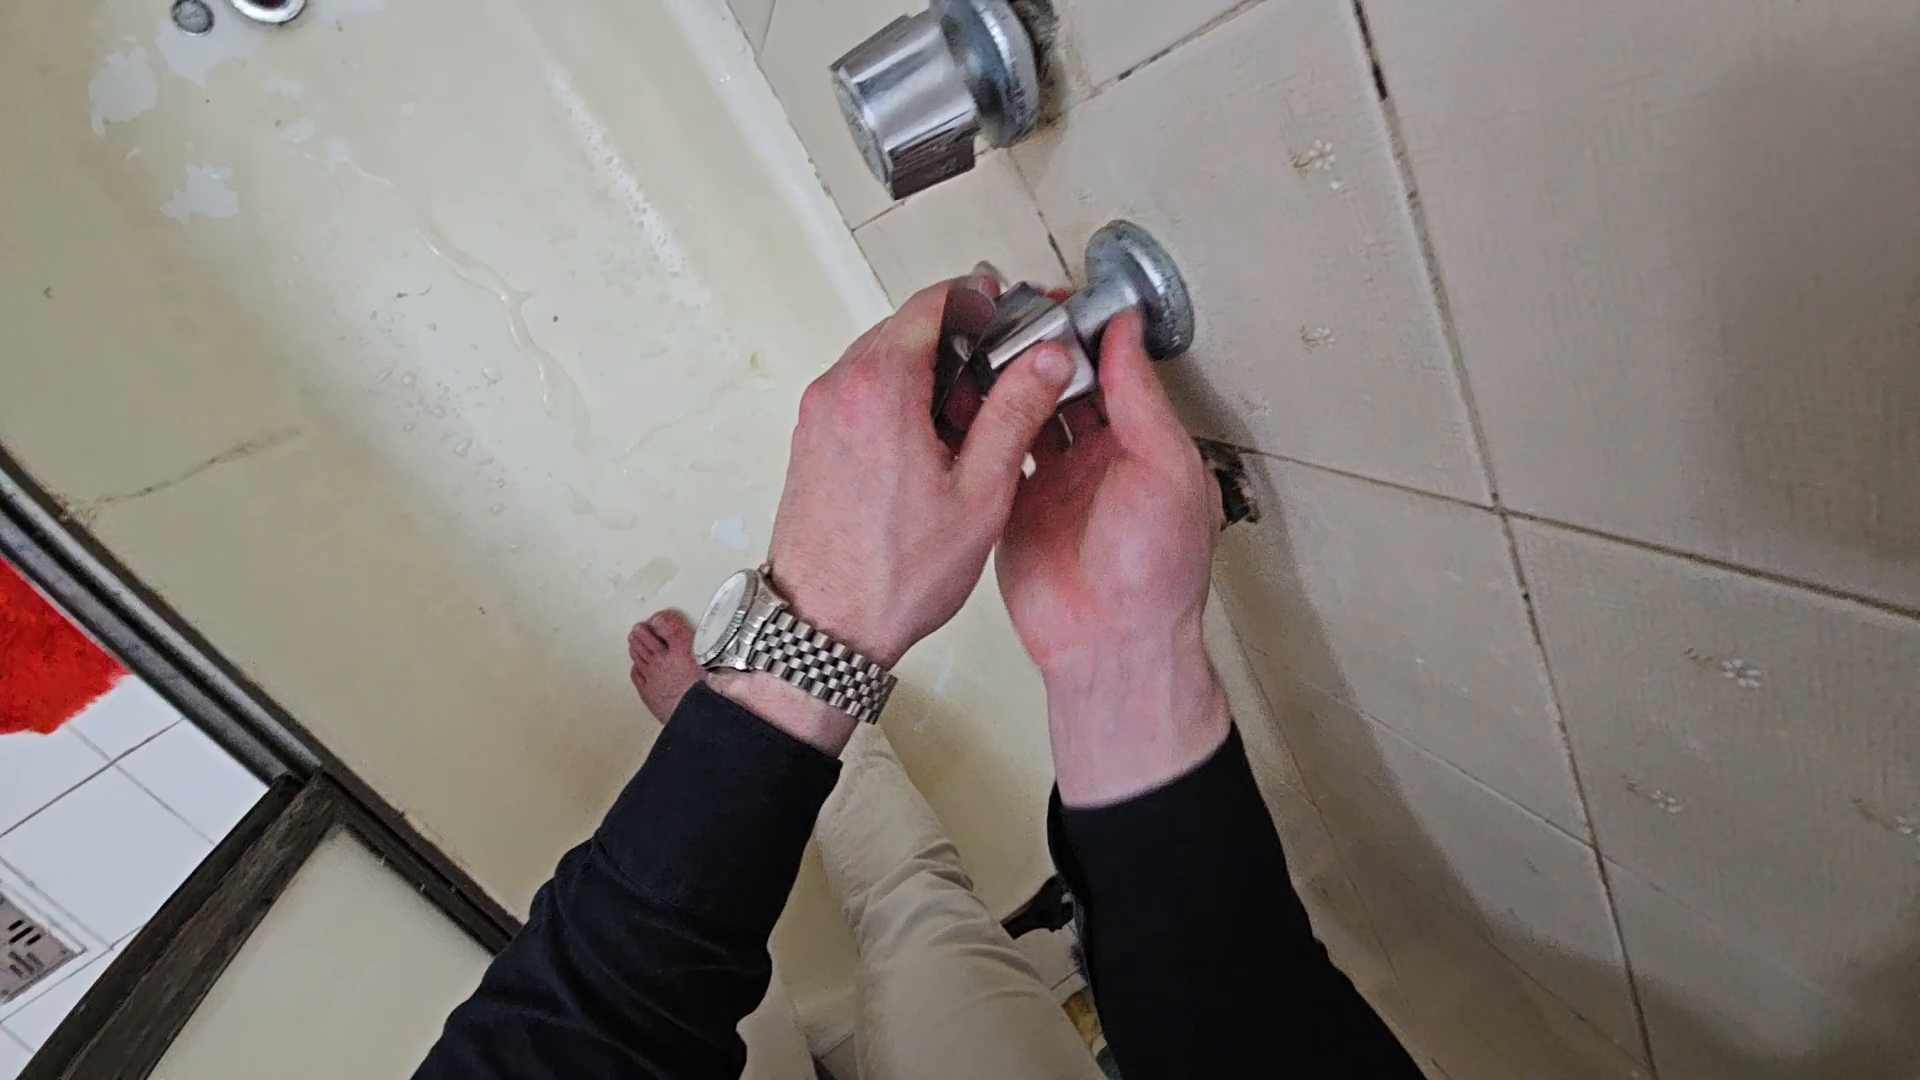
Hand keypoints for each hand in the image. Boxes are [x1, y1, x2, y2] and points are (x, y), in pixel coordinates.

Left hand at [729, 277, 1076, 752]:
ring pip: (883, 359)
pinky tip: (928, 448)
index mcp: (881, 390)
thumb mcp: (979, 494)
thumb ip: (1014, 413)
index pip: (935, 301)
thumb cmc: (894, 576)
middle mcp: (839, 390)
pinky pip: (860, 392)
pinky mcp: (812, 438)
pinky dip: (899, 400)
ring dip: (929, 374)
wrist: (825, 625)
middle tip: (1000, 382)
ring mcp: (818, 414)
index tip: (1009, 312)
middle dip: (960, 343)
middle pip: (908, 327)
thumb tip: (1045, 359)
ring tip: (967, 428)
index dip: (982, 300)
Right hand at [996, 312, 1230, 805]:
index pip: (1114, 372)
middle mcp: (1099, 460)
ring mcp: (1056, 482)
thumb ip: (1141, 399)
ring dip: (1012, 387)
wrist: (1106, 641)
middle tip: (1013, 322)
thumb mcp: (1164, 469)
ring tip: (988, 352)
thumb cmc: (1153, 572)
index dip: (1088, 337)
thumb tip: (1127, 334)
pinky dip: (987, 428)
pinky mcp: (1018, 506)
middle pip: (1066, 389)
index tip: (1061, 306)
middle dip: (1042, 355)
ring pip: (1029, 416)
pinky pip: (1001, 455)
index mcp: (1142, 445)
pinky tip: (973, 402)